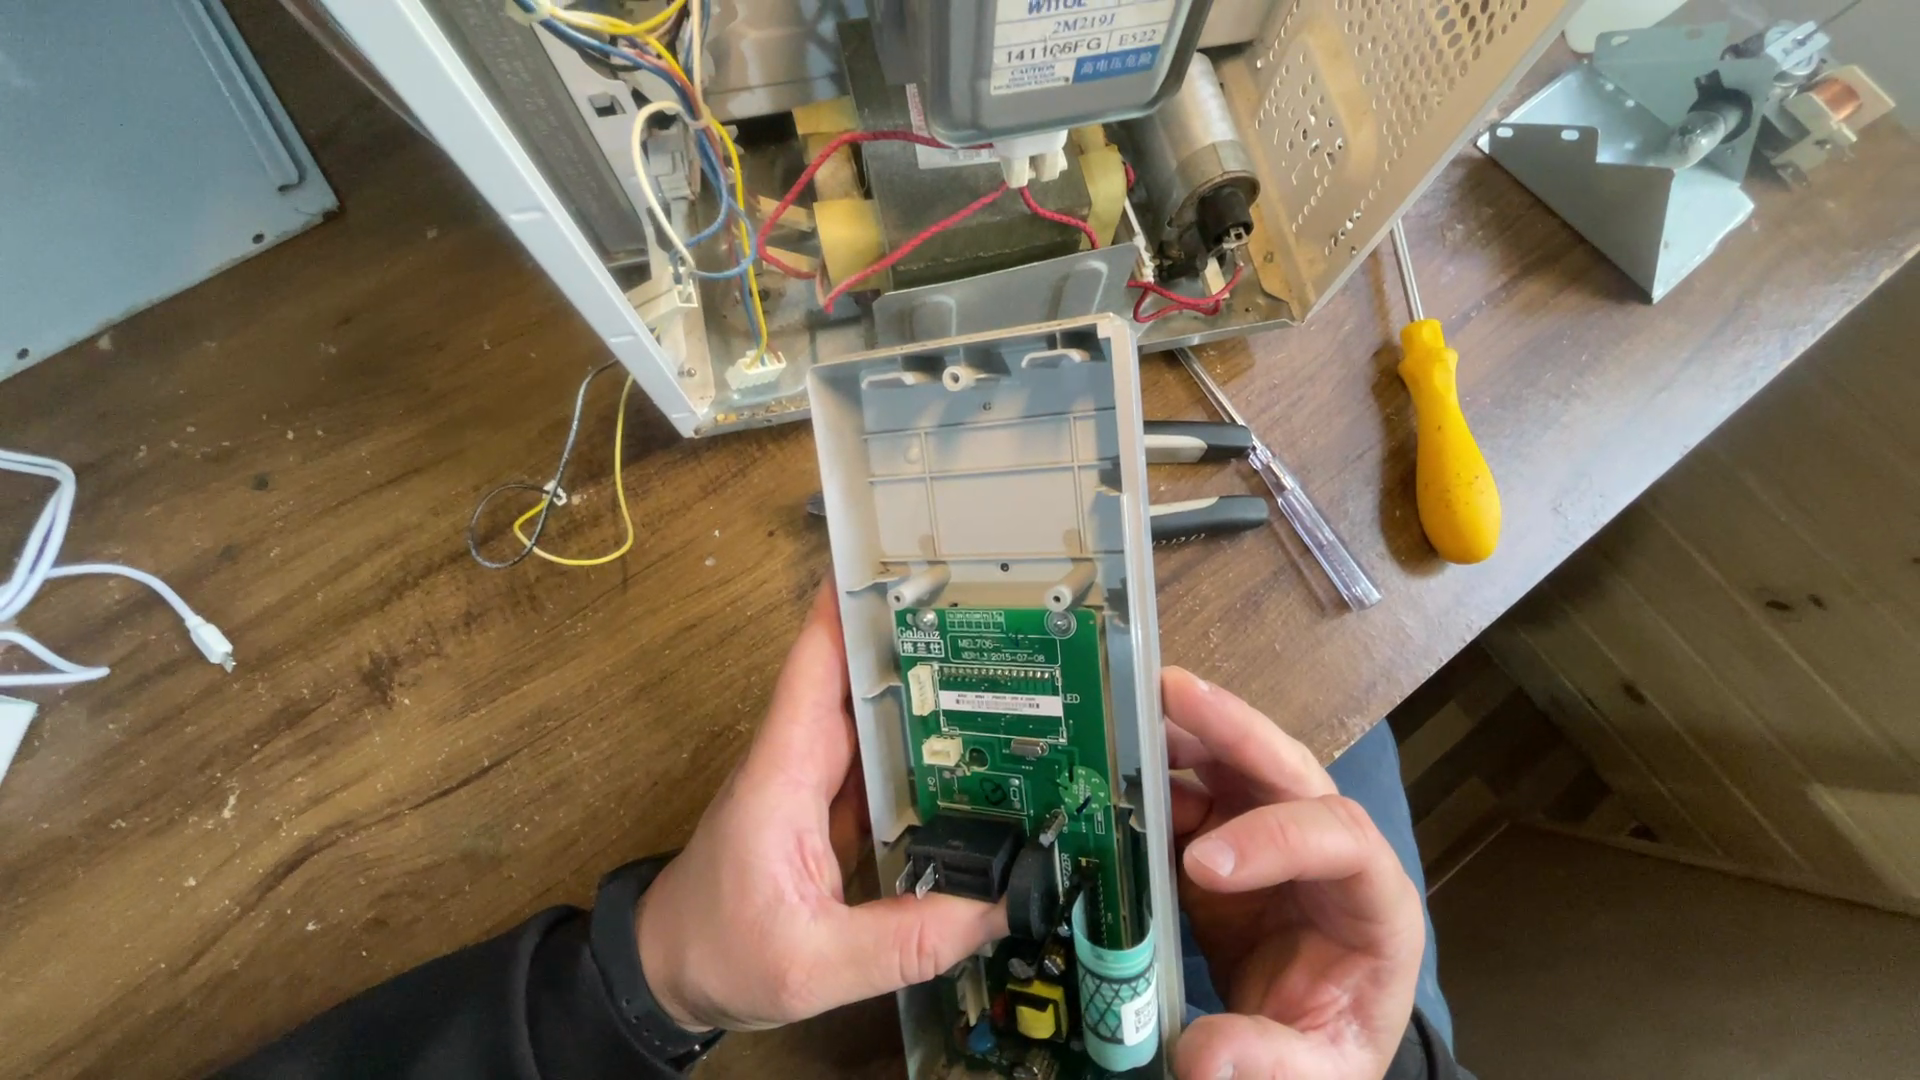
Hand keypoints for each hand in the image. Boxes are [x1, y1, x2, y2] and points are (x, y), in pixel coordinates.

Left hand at [636, 583, 1008, 1031]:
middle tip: (989, 611)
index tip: (894, 560)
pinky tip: (970, 742)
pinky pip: (887, 756)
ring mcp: (822, 774)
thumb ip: (900, 940)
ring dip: (925, 686)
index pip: (815, 662)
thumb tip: (990, 908)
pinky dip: (924, 741)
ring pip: (878, 711)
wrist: (671, 969)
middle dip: (915, 637)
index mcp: (786, 768)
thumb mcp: (808, 963)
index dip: (850, 604)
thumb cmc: (715, 949)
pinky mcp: (836, 798)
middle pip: (861, 674)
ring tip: (996, 666)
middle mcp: (805, 754)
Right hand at [1163, 667, 1425, 1079]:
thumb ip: (1271, 1064)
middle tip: (1170, 691)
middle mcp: (1322, 841)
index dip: (1272, 839)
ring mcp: (1267, 827)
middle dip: (1230, 725)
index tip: (1203, 866)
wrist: (1303, 1027)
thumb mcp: (1319, 1070)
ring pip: (1232, 760)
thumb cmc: (1330, 1037)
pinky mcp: (1223, 831)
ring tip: (1129, 710)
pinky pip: (1187, 791)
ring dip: (1182, 731)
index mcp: (1371, 894)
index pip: (1338, 836)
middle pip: (1285, 765)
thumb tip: (1199, 1059)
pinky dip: (1150, 776)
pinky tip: (1114, 768)